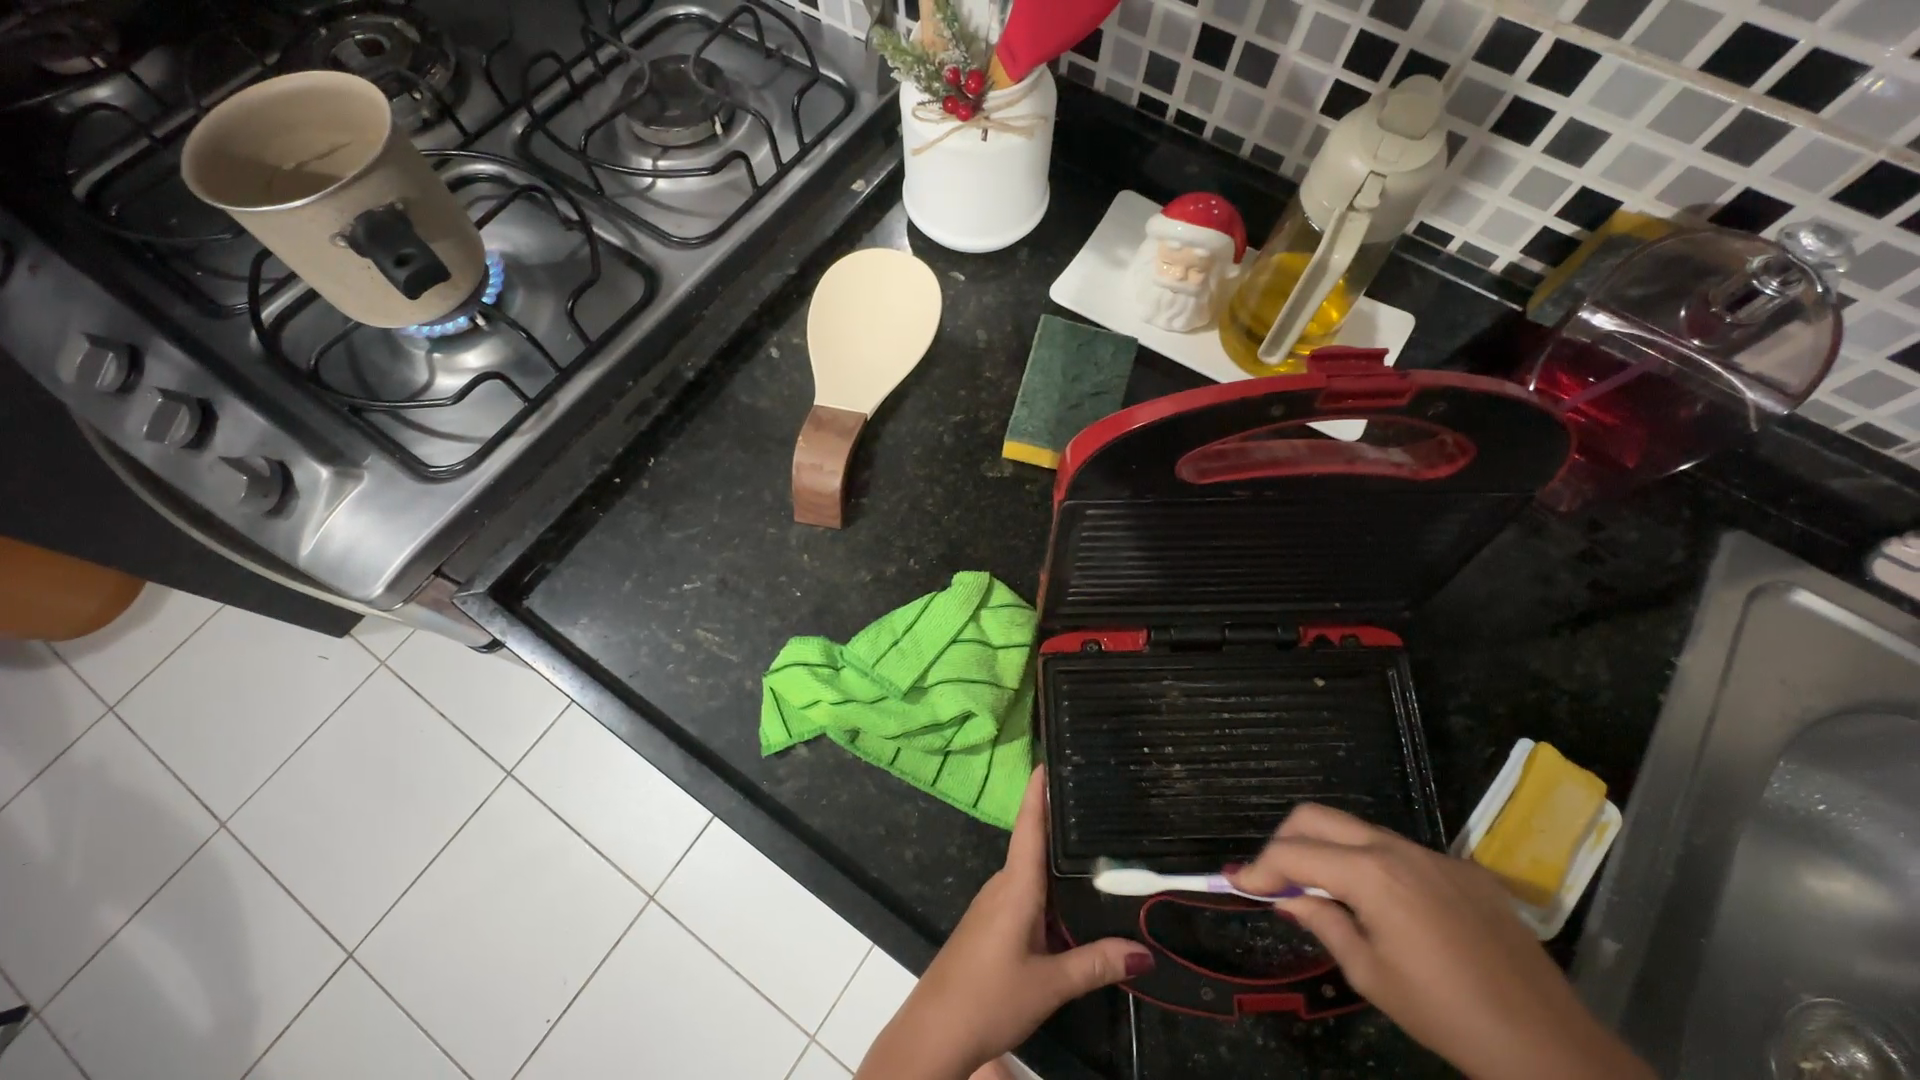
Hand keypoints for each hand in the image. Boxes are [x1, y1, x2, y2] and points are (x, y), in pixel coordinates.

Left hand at [855, 769, 1152, 1079]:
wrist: (935, 1031)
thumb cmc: (989, 996)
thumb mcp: (1051, 983)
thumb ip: (1097, 963)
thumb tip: (1146, 952)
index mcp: (1015, 887)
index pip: (1028, 826)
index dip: (1038, 792)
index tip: (1050, 758)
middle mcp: (1003, 887)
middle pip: (1035, 846)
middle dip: (1064, 826)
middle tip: (1103, 805)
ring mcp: (994, 907)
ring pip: (1033, 876)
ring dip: (1061, 866)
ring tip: (1103, 851)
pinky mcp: (992, 927)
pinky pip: (1027, 898)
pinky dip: (1052, 894)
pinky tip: (1076, 906)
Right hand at [1230, 804, 1653, 1079]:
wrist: (1544, 1039)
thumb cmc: (1443, 1012)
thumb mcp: (1368, 973)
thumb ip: (1323, 922)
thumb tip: (1289, 898)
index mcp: (1371, 874)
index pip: (1293, 854)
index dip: (1259, 868)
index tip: (1239, 884)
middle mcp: (1399, 849)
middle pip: (1319, 817)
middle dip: (1285, 841)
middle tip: (1274, 879)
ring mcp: (1436, 855)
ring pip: (1360, 831)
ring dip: (1329, 851)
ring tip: (1323, 896)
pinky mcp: (1465, 871)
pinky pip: (1403, 853)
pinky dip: (1373, 866)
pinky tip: (1384, 910)